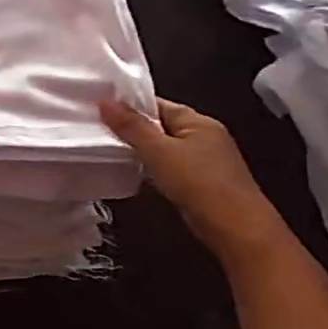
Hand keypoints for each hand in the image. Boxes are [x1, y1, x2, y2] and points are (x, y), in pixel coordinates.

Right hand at [100, 98, 285, 251]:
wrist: (234, 227)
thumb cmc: (198, 182)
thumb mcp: (158, 150)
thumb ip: (131, 126)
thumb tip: (104, 101)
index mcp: (199, 122)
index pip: (157, 104)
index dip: (127, 104)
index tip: (95, 106)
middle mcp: (203, 136)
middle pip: (158, 124)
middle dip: (129, 126)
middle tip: (93, 126)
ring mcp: (202, 158)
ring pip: (160, 145)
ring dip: (136, 146)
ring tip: (103, 145)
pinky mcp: (196, 179)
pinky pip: (165, 162)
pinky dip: (147, 163)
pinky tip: (128, 168)